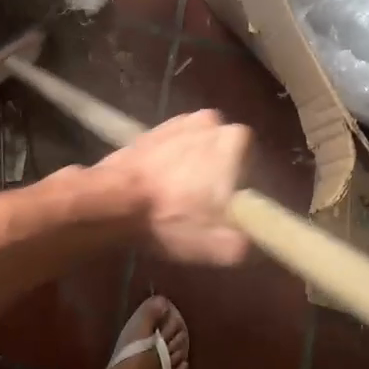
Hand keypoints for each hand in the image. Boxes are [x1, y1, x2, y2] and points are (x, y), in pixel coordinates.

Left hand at [98, 110, 250, 265]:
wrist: (111, 200)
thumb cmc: (173, 219)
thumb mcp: (226, 247)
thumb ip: (255, 240)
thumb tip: (257, 236)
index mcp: (235, 140)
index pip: (254, 165)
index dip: (244, 190)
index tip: (229, 211)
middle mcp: (210, 121)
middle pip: (226, 155)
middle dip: (219, 177)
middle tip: (203, 208)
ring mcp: (177, 121)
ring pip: (198, 151)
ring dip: (193, 170)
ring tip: (177, 201)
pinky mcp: (150, 129)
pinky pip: (173, 149)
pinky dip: (171, 165)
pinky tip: (159, 188)